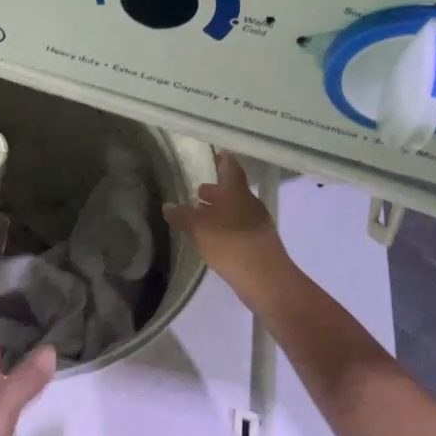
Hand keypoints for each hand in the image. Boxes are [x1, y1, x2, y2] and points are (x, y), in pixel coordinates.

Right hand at [164, 151, 293, 298]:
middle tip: (198, 193)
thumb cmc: (230, 244)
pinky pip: (239, 227)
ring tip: (200, 218)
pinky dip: (226, 227)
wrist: (267, 280)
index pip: (231, 169)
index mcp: (236, 193)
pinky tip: (213, 238)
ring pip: (236, 210)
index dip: (224, 161)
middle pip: (232, 191)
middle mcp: (250, 204)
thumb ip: (182, 216)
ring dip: (219, 211)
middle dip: (215, 191)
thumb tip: (168, 206)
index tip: (217, 155)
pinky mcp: (259, 243)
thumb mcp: (198, 229)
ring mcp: (258, 224)